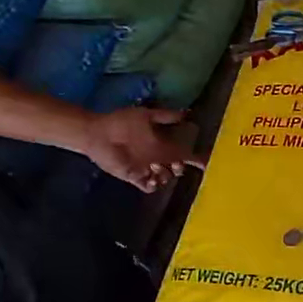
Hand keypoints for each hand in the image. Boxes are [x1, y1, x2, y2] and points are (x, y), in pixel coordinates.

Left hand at [82, 107, 204, 191]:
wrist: (96, 133)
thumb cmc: (120, 122)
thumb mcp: (145, 115)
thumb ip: (166, 116)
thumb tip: (188, 114)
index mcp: (164, 145)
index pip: (186, 154)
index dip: (197, 159)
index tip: (206, 163)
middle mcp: (159, 158)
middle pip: (179, 169)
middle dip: (180, 168)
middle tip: (174, 164)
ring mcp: (147, 169)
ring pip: (167, 179)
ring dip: (165, 175)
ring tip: (155, 167)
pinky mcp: (134, 176)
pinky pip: (150, 187)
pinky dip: (153, 185)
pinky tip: (150, 178)